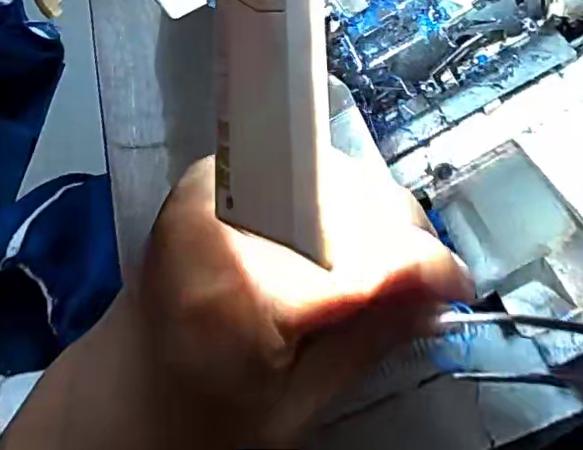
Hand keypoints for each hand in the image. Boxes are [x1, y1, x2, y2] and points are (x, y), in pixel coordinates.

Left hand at [0, 153, 470, 448]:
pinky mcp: (205, 173)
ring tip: (384, 255)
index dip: (418, 260)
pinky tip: (336, 233)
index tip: (457, 281)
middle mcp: (220, 218)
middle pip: (338, 195)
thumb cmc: (204, 414)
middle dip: (394, 228)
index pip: (354, 253)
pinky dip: (324, 195)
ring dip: (362, 207)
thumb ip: (367, 337)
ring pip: (316, 170)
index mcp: (240, 288)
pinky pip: (287, 168)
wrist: (124, 382)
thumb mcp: (295, 404)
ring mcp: (207, 185)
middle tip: (423, 272)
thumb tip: (438, 293)